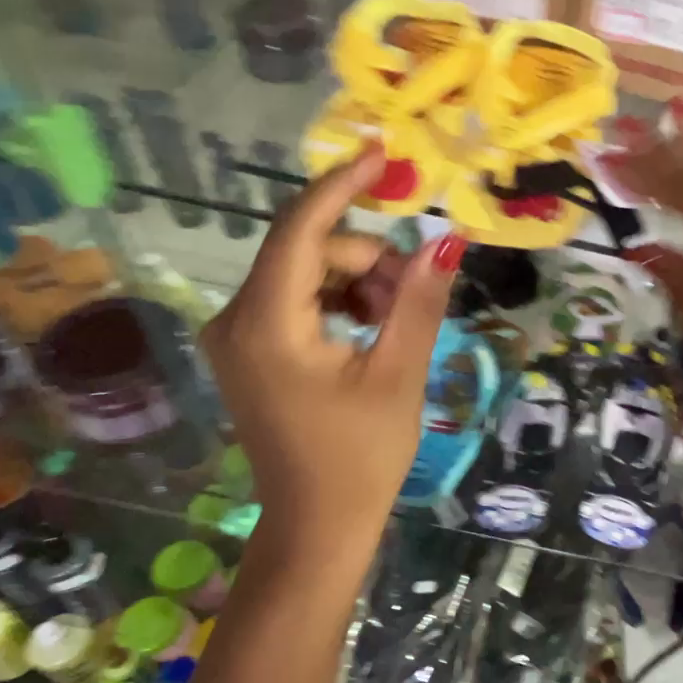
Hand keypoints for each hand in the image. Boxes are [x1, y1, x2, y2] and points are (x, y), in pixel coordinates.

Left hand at [200, 148, 465, 527]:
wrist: (317, 526)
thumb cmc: (361, 457)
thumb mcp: (399, 374)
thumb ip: (419, 301)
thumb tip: (445, 240)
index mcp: (267, 324)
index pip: (300, 230)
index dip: (343, 186)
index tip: (383, 156)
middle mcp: (236, 319)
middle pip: (309, 253)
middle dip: (369, 260)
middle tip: (418, 295)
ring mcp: (238, 336)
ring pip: (306, 274)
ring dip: (359, 283)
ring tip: (397, 324)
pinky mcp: (249, 351)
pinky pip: (297, 301)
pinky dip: (339, 303)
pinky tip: (370, 332)